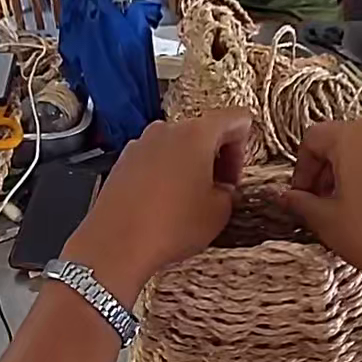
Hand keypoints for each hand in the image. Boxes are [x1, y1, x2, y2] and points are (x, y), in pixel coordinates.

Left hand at [60, 109, 250, 305]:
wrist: (117, 244)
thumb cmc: (171, 226)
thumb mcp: (219, 213)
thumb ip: (229, 192)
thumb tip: (222, 189)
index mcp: (197, 134)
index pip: (235, 118)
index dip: (243, 145)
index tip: (234, 175)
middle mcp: (167, 130)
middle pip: (204, 131)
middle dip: (216, 158)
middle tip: (218, 191)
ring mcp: (140, 144)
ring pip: (177, 146)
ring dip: (189, 167)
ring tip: (189, 202)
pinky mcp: (122, 162)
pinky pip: (154, 161)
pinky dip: (165, 176)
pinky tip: (164, 205)